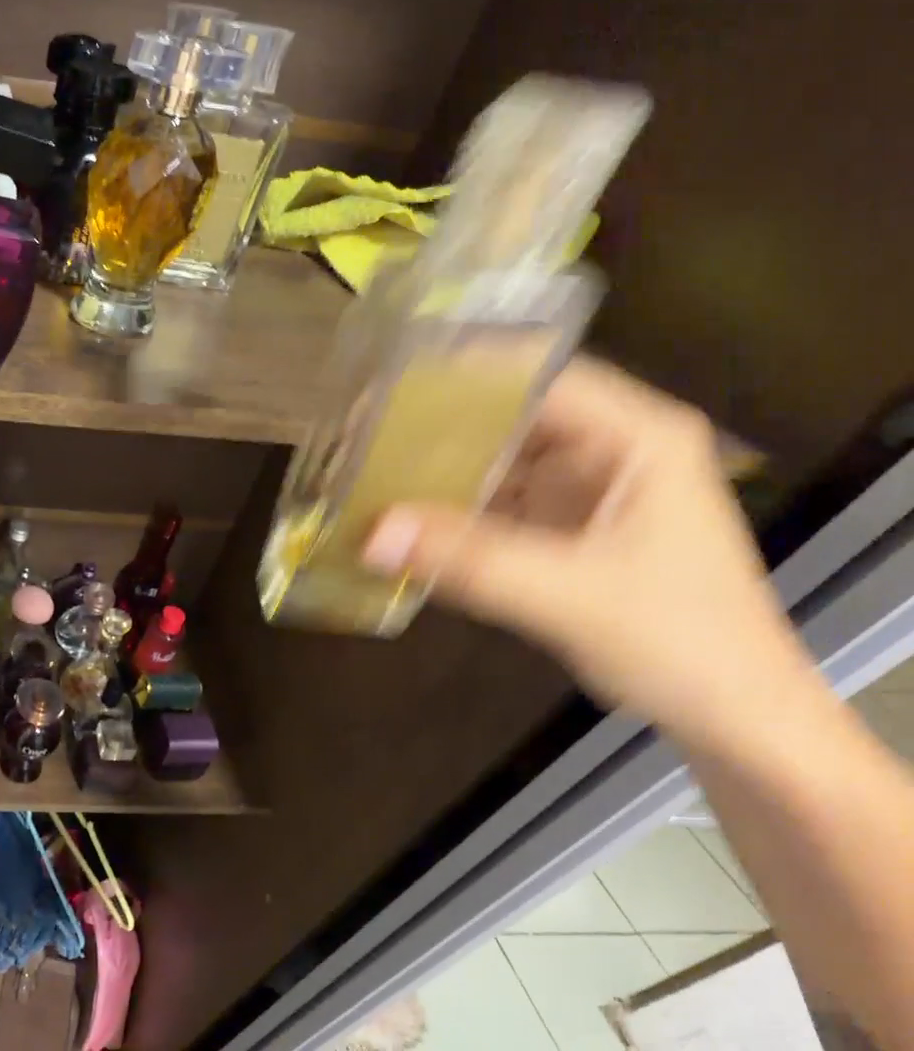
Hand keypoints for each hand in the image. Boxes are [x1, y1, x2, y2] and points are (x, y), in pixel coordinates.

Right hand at [360, 358, 814, 743]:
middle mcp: (607, 450)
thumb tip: (370, 535)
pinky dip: (443, 509)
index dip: (464, 373)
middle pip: (507, 415)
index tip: (388, 383)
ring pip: (491, 460)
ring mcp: (580, 490)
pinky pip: (487, 503)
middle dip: (433, 423)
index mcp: (637, 439)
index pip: (540, 376)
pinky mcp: (557, 529)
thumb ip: (471, 562)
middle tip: (356, 430)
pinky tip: (393, 514)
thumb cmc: (683, 641)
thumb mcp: (571, 597)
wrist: (732, 715)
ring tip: (359, 467)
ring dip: (431, 468)